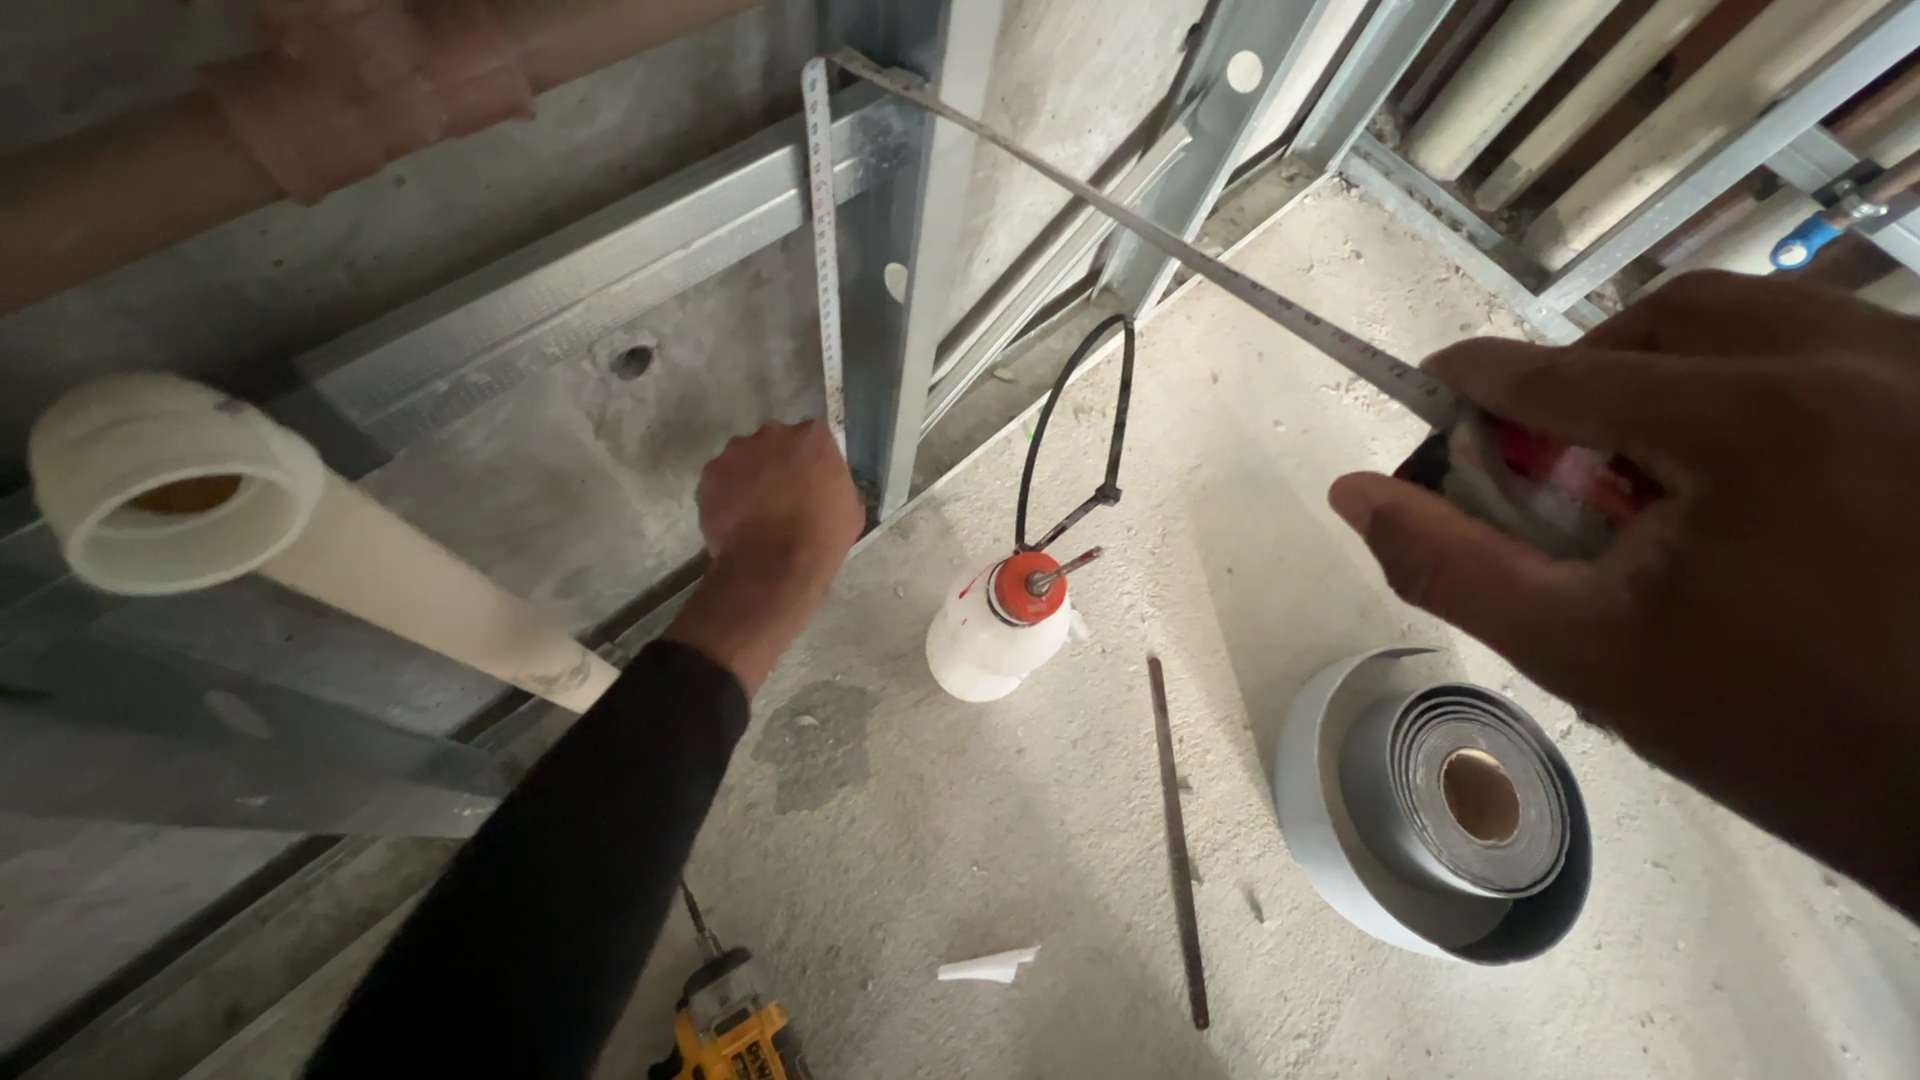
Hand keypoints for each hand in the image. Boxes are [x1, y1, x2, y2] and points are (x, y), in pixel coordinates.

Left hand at [666, 421, 863, 693]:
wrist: (773, 565)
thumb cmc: (821, 537)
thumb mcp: (850, 508)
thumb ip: (836, 483)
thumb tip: (827, 484)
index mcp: (814, 437)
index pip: (813, 438)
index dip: (809, 460)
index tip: (809, 479)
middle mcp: (773, 433)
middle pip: (775, 442)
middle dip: (777, 462)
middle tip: (781, 494)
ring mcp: (737, 452)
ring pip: (744, 458)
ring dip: (749, 476)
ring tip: (754, 509)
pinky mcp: (710, 474)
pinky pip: (720, 479)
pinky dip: (726, 493)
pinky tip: (735, 518)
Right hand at [1328, 271, 1919, 917]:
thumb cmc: (1773, 728)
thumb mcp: (1575, 648)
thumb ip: (1449, 564)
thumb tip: (1353, 493)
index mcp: (1761, 427)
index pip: (1570, 374)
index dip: (1483, 378)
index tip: (1434, 386)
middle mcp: (1872, 370)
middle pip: (1675, 318)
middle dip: (1587, 371)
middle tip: (1553, 451)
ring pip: (1767, 323)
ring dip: (1674, 377)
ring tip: (1652, 471)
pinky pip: (1842, 356)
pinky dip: (1760, 391)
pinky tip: (1750, 484)